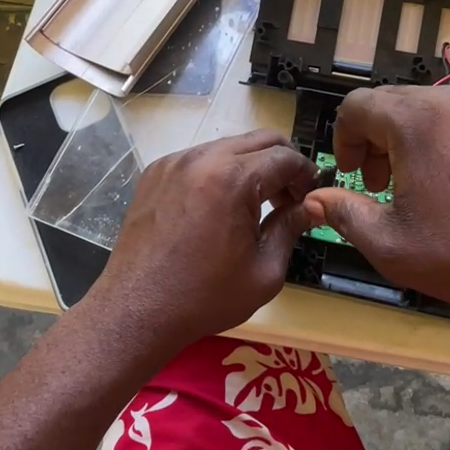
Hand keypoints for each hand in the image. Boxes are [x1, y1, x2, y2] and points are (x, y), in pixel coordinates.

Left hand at [87, 130, 317, 352]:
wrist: (137, 310)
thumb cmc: (205, 297)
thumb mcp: (264, 271)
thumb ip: (291, 229)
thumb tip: (312, 207)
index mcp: (232, 179)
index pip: (285, 157)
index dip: (306, 174)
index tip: (311, 197)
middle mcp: (202, 158)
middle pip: (259, 139)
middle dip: (282, 163)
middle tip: (289, 197)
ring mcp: (174, 162)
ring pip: (228, 146)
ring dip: (251, 165)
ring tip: (255, 204)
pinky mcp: (155, 172)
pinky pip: (199, 158)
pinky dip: (219, 171)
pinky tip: (219, 206)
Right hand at [302, 86, 449, 321]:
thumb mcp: (393, 246)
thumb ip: (345, 215)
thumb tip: (315, 199)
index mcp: (415, 120)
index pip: (357, 104)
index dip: (343, 138)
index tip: (352, 175)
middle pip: (394, 103)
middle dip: (377, 141)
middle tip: (382, 185)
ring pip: (433, 110)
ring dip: (413, 141)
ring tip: (425, 187)